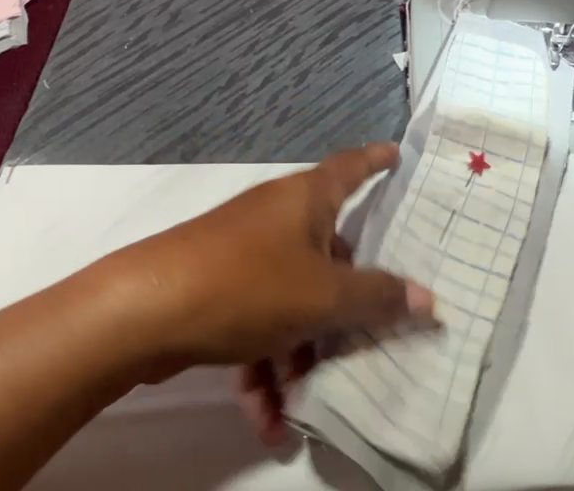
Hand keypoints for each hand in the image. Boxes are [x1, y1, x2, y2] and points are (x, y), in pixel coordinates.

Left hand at [96, 144, 433, 442]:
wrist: (145, 310)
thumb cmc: (247, 284)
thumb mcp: (322, 296)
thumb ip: (377, 298)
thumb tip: (428, 298)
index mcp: (307, 200)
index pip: (352, 167)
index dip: (378, 160)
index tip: (400, 155)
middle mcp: (279, 217)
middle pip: (330, 252)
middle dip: (347, 302)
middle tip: (372, 337)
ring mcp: (246, 252)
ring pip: (293, 298)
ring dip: (301, 353)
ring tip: (303, 402)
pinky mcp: (218, 287)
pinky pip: (258, 322)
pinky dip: (265, 364)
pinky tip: (265, 417)